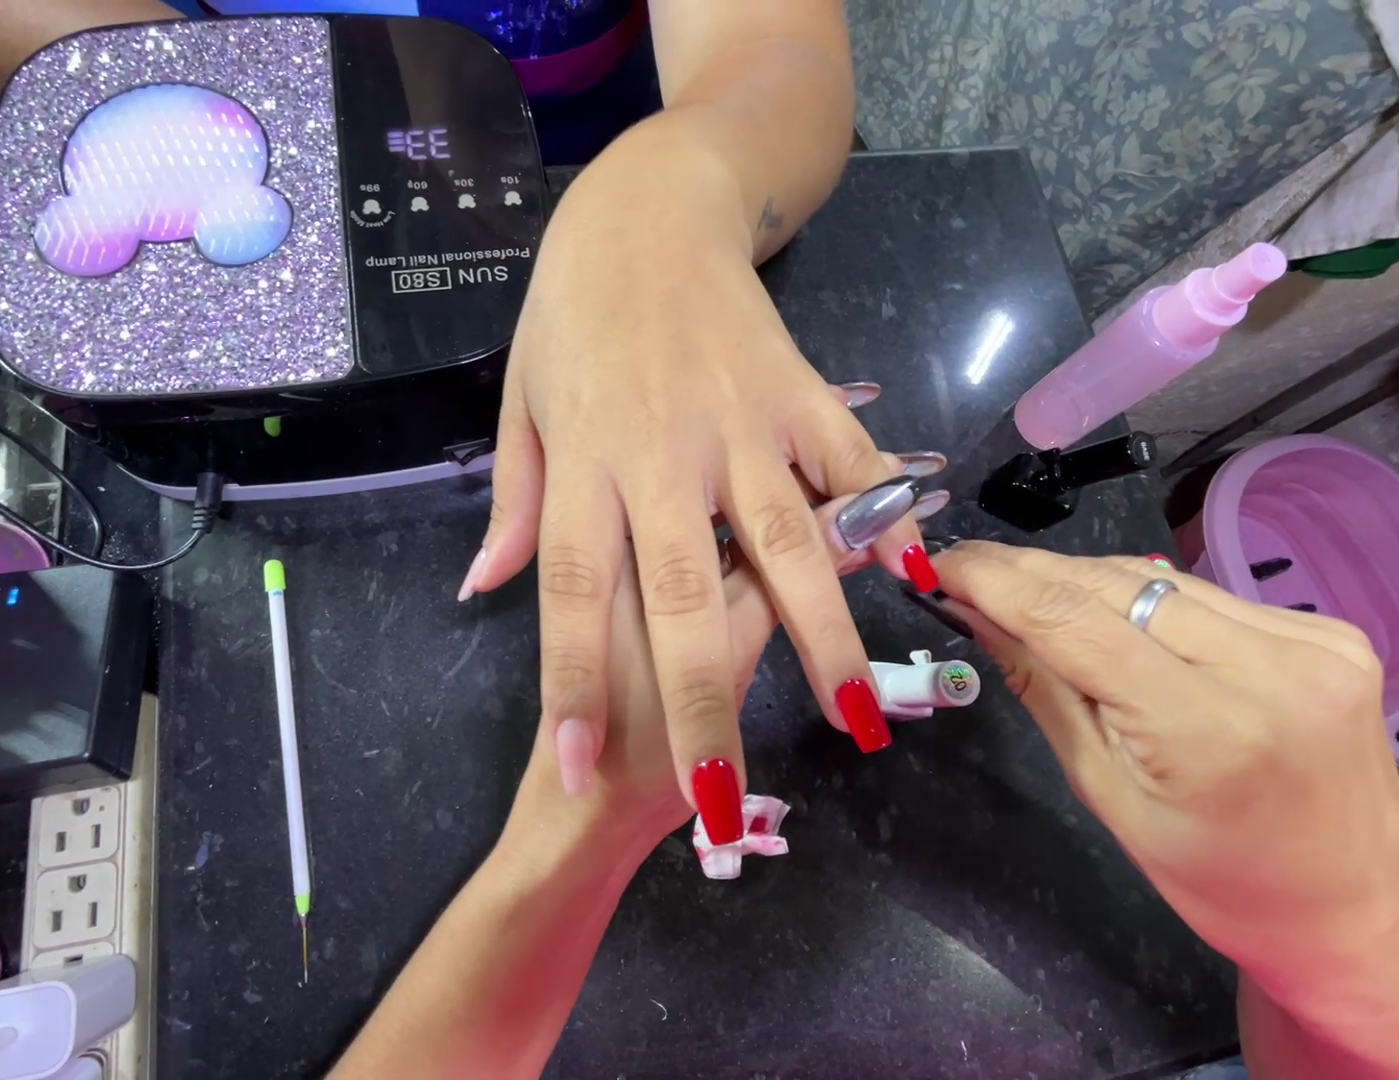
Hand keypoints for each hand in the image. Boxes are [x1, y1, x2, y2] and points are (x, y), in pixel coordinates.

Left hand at [465, 136, 928, 814]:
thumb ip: (514, 502)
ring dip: (823, 634)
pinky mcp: (797, 388)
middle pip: (676, 595)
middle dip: (699, 704)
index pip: (566, 593)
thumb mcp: (521, 404)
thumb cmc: (572, 316)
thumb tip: (485, 590)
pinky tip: (914, 573)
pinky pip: (847, 458)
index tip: (576, 772)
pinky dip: (882, 512)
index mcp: (581, 465)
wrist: (645, 209)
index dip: (569, 686)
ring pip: (783, 543)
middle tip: (722, 797)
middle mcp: (659, 454)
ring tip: (859, 718)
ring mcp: (738, 421)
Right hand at [928, 545, 1398, 1040]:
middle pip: (1108, 585)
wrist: (1350, 908)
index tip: (938, 562)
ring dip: (1074, 579)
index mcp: (1205, 728)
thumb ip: (1038, 684)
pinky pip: (1196, 594)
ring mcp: (1310, 641)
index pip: (1071, 619)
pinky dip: (1135, 596)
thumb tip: (971, 611)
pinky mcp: (1327, 631)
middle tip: (963, 570)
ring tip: (1021, 591)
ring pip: (1150, 579)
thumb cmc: (1209, 875)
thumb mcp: (1101, 788)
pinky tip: (1105, 616)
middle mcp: (1269, 666)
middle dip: (1024, 572)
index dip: (993, 580)